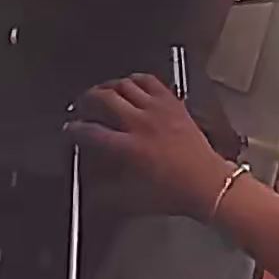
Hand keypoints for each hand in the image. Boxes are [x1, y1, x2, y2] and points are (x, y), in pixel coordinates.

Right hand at [67, 74, 237, 220]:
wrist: (207, 182)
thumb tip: (90, 190)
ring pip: (125, 85)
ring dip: (109, 86)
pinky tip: (130, 83)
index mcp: (129, 148)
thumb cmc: (173, 193)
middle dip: (88, 98)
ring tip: (102, 91)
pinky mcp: (171, 101)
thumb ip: (108, 193)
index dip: (77, 129)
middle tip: (82, 103)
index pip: (93, 132)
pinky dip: (135, 79)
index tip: (71, 127)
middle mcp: (140, 123)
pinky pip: (148, 80)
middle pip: (105, 99)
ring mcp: (156, 108)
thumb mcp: (135, 200)